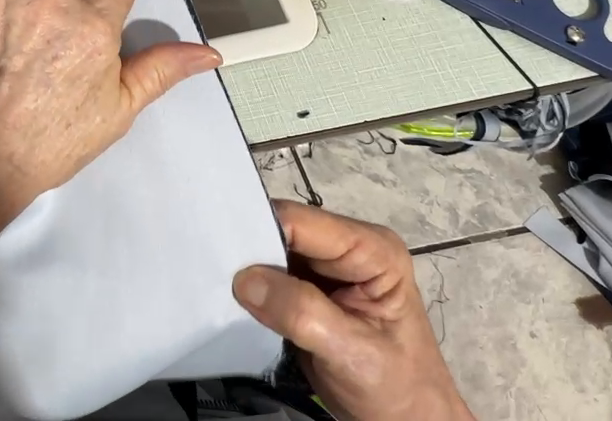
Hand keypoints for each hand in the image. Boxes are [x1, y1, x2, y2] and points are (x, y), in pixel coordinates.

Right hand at [233, 200, 474, 420]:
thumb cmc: (397, 389)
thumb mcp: (354, 352)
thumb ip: (302, 312)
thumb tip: (244, 280)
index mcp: (370, 248)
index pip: (298, 222)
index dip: (259, 231)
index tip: (221, 252)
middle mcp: (346, 245)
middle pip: (279, 229)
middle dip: (248, 250)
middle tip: (213, 270)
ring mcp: (324, 264)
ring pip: (267, 248)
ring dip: (245, 269)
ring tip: (218, 283)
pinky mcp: (306, 284)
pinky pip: (266, 270)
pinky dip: (249, 285)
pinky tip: (233, 295)